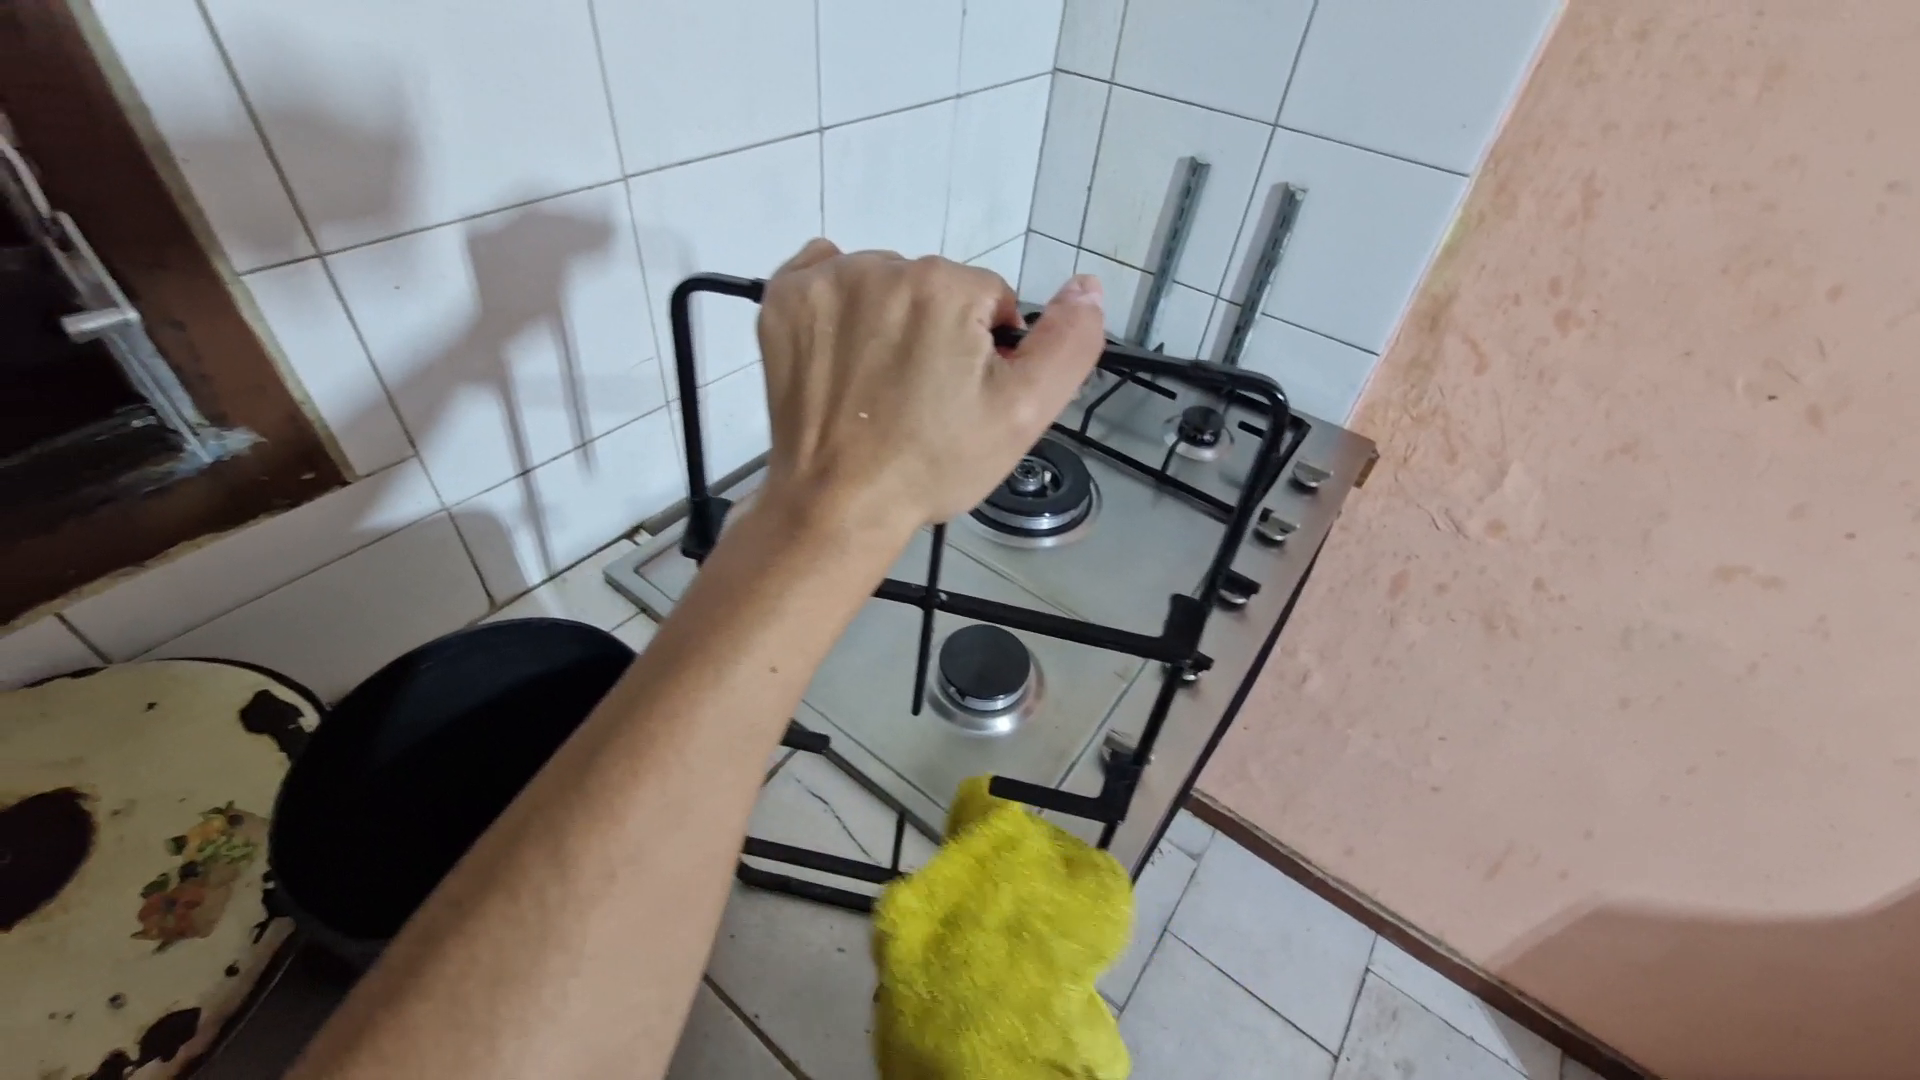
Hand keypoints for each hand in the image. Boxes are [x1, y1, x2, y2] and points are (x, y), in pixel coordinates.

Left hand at [754, 239, 1105, 540]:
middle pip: (935, 290)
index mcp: (947, 285)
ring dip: (889, 322)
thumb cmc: (933, 463)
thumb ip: (1068, 343)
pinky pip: (828, 278)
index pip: (989, 302)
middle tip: (921, 400)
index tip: (962, 398)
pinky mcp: (782, 300)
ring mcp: (826, 281)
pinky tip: (843, 353)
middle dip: (937, 334)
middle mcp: (883, 266)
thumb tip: (1088, 286)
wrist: (837, 503)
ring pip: (884, 286)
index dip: (986, 352)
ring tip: (880, 388)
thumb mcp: (1023, 413)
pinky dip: (838, 307)